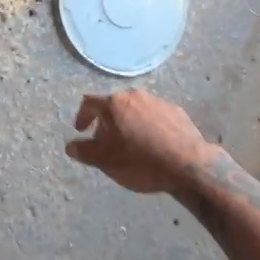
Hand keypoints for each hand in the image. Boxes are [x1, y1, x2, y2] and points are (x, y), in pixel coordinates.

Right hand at [65, 90, 220, 194]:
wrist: (188, 164)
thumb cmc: (141, 162)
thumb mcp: (107, 162)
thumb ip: (85, 152)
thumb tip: (70, 146)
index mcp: (115, 104)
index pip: (90, 102)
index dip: (82, 116)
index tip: (81, 130)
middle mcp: (134, 95)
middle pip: (113, 105)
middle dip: (107, 122)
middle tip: (106, 142)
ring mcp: (157, 101)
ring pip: (135, 109)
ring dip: (128, 123)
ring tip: (131, 145)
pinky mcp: (175, 111)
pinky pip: (154, 115)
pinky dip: (147, 126)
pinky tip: (153, 144)